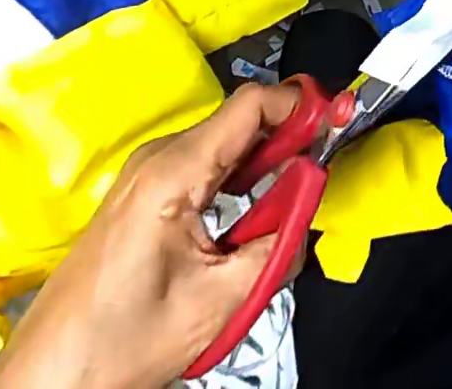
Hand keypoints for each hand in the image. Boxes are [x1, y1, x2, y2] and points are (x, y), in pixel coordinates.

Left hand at [0, 83, 307, 388]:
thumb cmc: (116, 348)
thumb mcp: (221, 298)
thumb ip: (284, 239)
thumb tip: (315, 200)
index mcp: (173, 173)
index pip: (254, 102)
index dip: (303, 105)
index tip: (335, 122)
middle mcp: (159, 159)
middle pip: (247, 116)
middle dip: (293, 132)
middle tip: (321, 161)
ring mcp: (150, 172)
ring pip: (233, 136)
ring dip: (271, 154)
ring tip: (292, 189)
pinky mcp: (149, 189)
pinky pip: (214, 157)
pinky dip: (248, 168)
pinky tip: (258, 200)